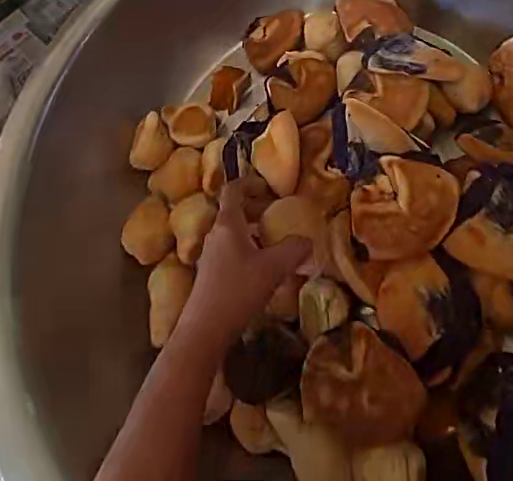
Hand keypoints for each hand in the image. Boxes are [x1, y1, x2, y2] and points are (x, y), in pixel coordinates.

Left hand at [178, 181, 308, 351]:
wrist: (204, 330)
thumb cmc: (238, 290)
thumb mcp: (273, 268)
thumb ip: (293, 249)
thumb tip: (308, 240)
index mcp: (227, 222)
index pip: (233, 189)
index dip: (250, 183)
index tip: (268, 187)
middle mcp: (216, 233)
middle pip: (234, 211)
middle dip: (257, 210)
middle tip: (279, 216)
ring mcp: (210, 254)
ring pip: (233, 233)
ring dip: (254, 232)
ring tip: (276, 244)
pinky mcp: (210, 274)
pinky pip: (231, 251)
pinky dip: (248, 250)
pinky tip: (263, 270)